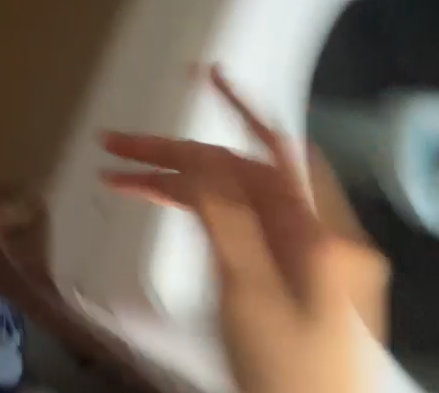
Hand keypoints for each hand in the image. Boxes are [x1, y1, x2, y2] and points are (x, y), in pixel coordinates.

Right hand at [101, 67, 389, 392]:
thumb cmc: (285, 372)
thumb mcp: (248, 292)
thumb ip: (227, 219)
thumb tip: (199, 158)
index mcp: (324, 235)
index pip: (280, 151)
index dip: (242, 108)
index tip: (203, 75)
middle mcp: (317, 236)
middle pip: (241, 172)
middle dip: (176, 152)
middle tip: (114, 143)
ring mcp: (301, 257)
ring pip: (229, 196)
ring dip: (173, 180)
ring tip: (115, 175)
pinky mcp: (284, 275)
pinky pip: (232, 223)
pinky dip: (190, 207)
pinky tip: (153, 201)